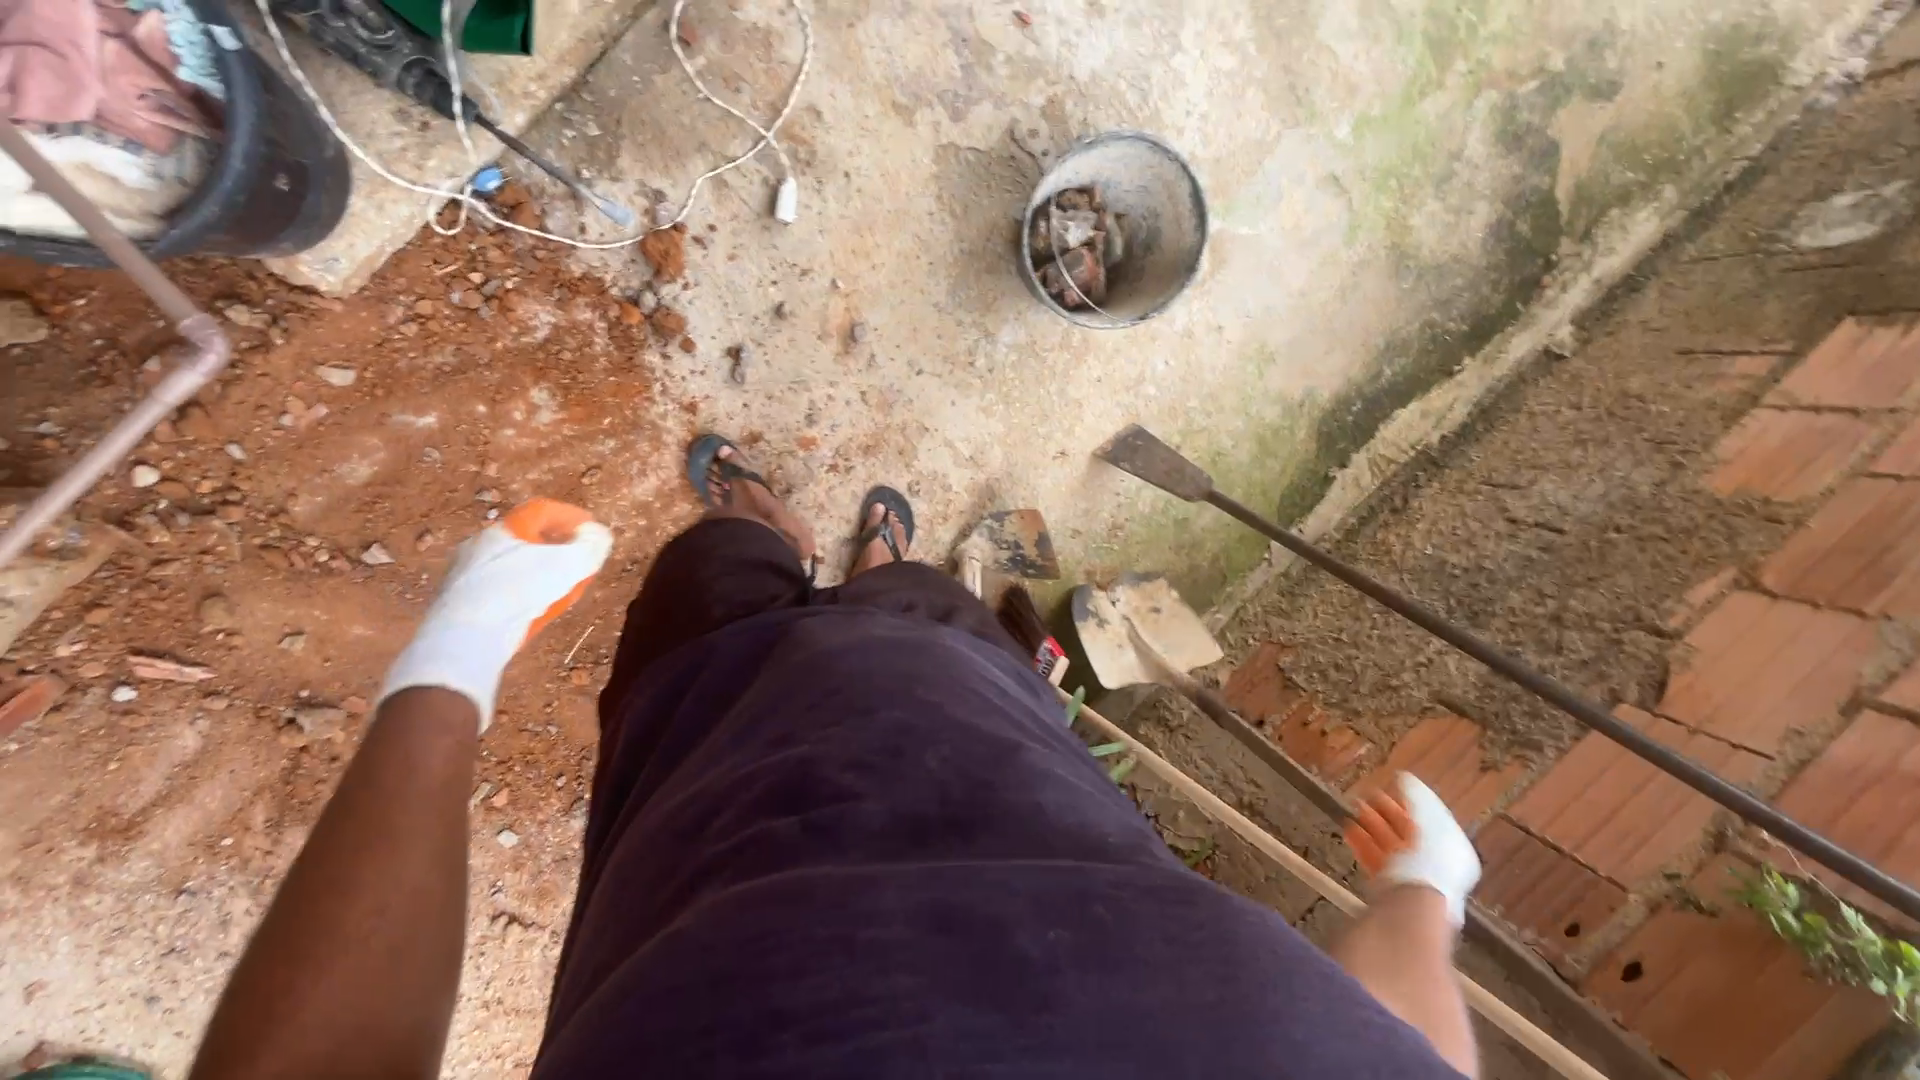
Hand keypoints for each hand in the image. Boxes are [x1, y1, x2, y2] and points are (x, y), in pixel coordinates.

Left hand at [379, 500, 611, 730]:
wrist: (464, 639)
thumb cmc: (519, 593)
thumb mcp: (569, 566)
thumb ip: (590, 547)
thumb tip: (597, 535)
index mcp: (506, 529)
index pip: (543, 511)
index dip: (571, 516)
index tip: (592, 528)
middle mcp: (481, 544)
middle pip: (526, 536)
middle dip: (557, 545)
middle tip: (579, 558)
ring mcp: (465, 573)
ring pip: (512, 563)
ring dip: (541, 570)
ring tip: (562, 586)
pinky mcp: (459, 601)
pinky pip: (499, 587)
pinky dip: (523, 590)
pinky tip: (535, 609)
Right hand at [1344, 773, 1480, 926]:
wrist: (1416, 899)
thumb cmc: (1429, 854)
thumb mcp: (1429, 816)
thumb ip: (1417, 796)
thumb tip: (1403, 777)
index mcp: (1452, 846)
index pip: (1430, 819)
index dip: (1409, 801)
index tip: (1388, 786)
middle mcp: (1436, 861)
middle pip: (1408, 832)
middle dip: (1386, 813)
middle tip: (1365, 796)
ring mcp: (1413, 876)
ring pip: (1390, 846)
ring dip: (1371, 826)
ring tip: (1352, 810)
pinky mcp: (1392, 887)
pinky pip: (1377, 861)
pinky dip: (1363, 845)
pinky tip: (1348, 830)